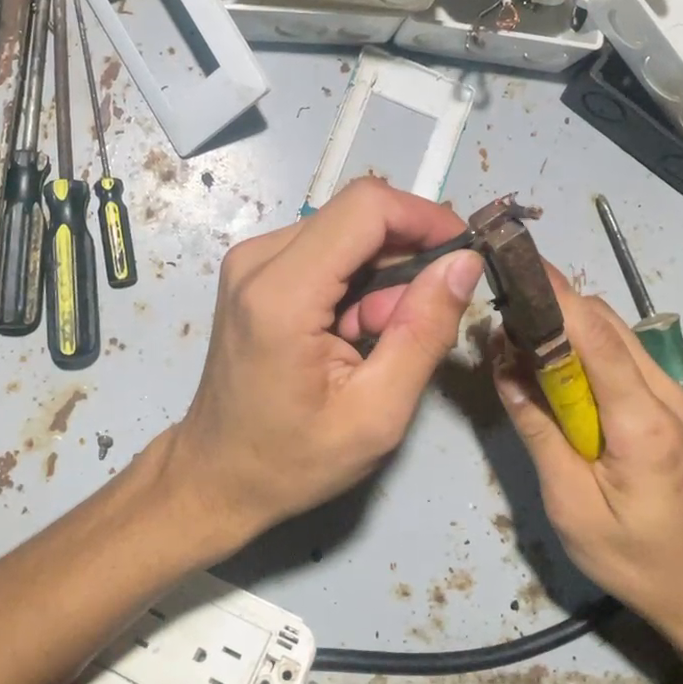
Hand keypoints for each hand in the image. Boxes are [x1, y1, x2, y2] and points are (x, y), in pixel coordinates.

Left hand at [156, 178, 484, 549]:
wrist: (217, 476)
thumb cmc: (293, 458)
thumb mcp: (377, 412)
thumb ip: (424, 331)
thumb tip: (466, 263)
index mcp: (282, 293)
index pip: (366, 207)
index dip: (424, 218)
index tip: (464, 256)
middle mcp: (258, 259)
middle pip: (357, 215)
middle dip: (406, 256)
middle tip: (422, 320)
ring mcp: (250, 261)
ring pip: (345, 230)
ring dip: (382, 274)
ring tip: (381, 338)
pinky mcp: (254, 270)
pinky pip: (324, 248)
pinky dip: (355, 281)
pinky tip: (354, 332)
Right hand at [491, 272, 682, 647]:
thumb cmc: (634, 557)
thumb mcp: (572, 504)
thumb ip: (539, 431)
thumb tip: (505, 368)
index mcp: (643, 422)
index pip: (597, 337)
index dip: (556, 296)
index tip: (515, 266)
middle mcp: (665, 394)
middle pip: (606, 323)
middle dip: (553, 304)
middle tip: (500, 308)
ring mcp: (672, 396)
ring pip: (615, 333)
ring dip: (567, 324)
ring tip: (517, 334)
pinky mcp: (668, 404)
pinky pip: (621, 356)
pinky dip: (584, 346)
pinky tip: (551, 364)